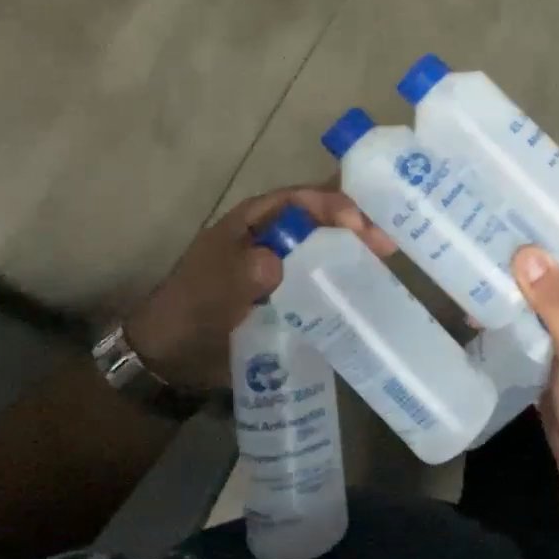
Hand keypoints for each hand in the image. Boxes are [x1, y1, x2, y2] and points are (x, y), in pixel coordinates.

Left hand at [124, 183, 395, 392]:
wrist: (173, 358)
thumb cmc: (190, 309)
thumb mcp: (213, 286)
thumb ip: (242, 271)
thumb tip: (277, 263)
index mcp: (253, 220)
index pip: (299, 200)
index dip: (331, 204)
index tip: (358, 224)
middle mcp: (272, 236)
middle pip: (320, 220)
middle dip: (354, 226)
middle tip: (385, 244)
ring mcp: (282, 266)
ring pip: (325, 248)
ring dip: (354, 251)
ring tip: (384, 264)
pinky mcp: (288, 295)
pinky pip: (321, 280)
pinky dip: (344, 281)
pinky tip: (366, 291)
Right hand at [510, 200, 558, 481]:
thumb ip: (556, 302)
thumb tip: (524, 251)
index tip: (554, 181)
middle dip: (548, 227)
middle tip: (506, 202)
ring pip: (555, 273)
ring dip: (526, 258)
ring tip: (487, 232)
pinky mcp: (557, 335)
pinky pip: (537, 302)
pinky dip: (515, 292)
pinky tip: (482, 282)